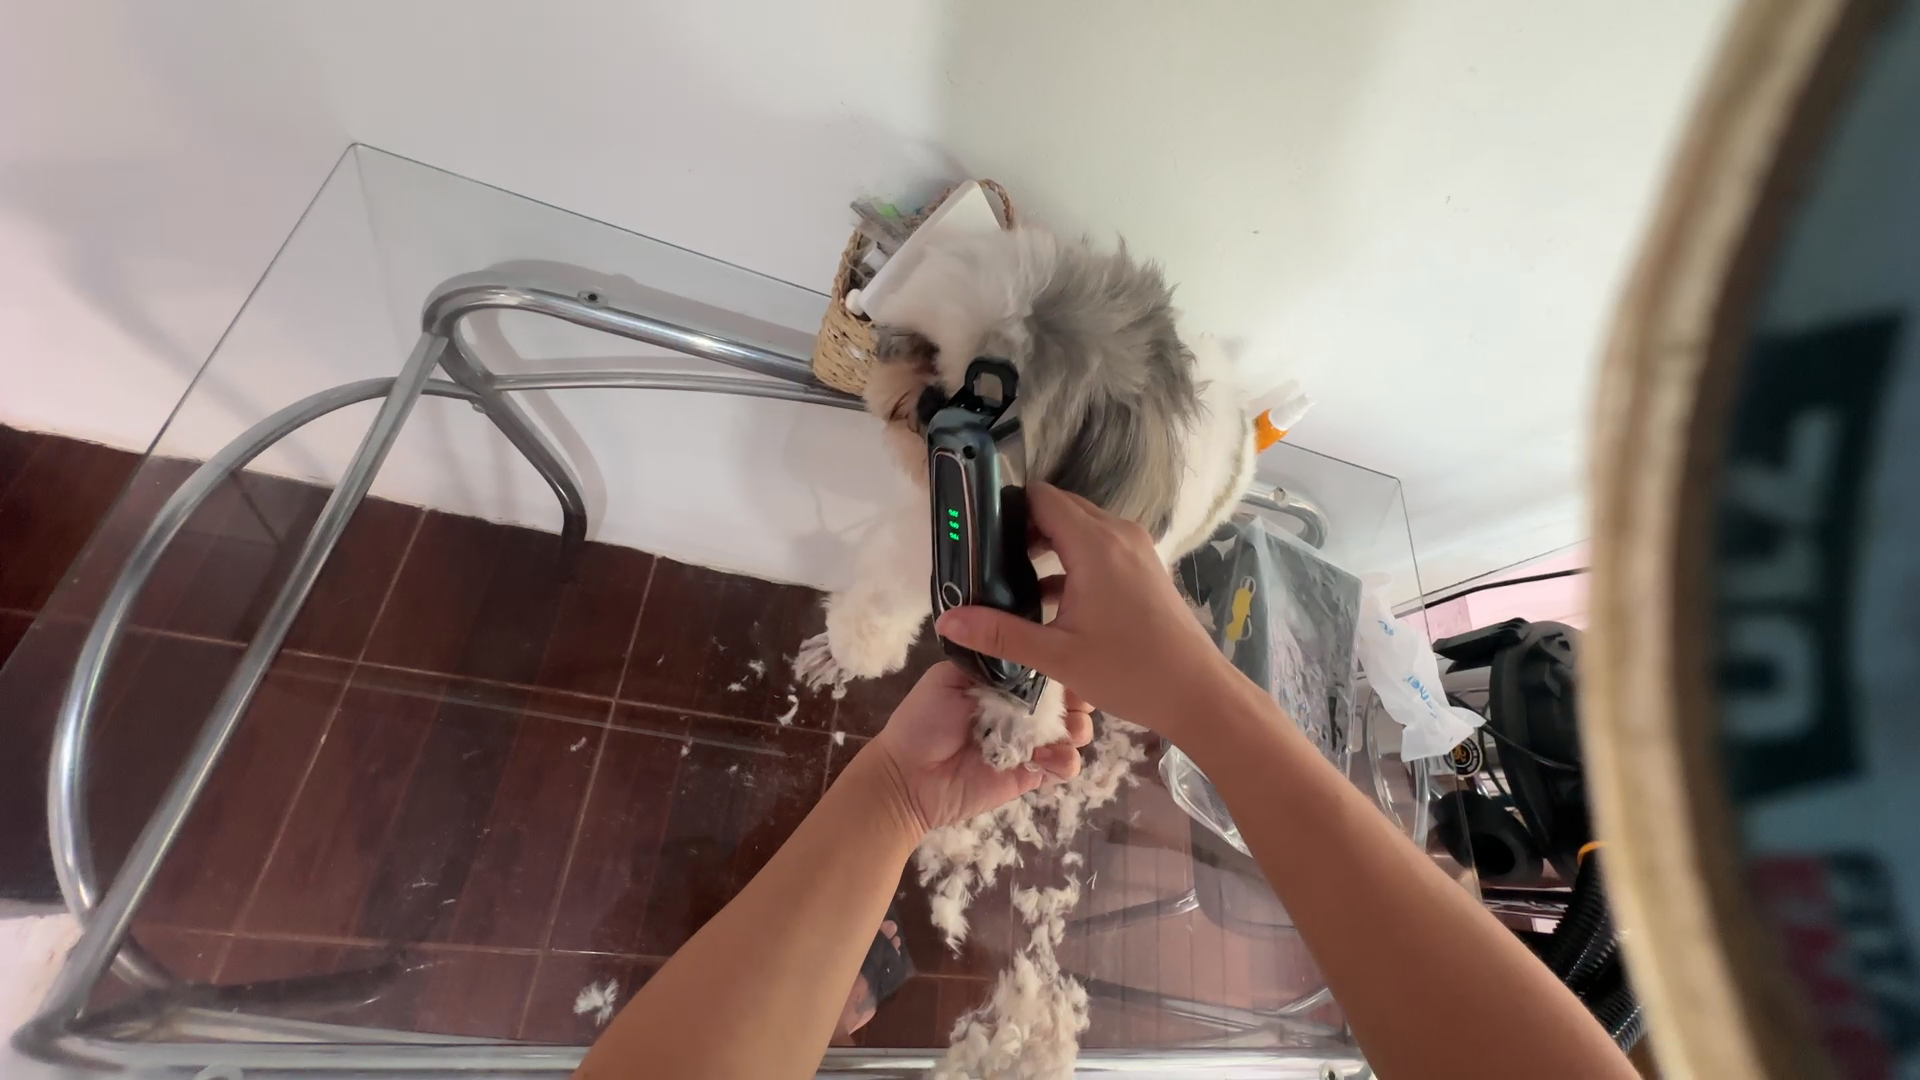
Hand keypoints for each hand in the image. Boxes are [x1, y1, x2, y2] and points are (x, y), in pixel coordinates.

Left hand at [867, 662, 1092, 833]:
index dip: (1061, 662)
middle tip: (1073, 700)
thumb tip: (1023, 647)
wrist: (909, 774)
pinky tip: (1041, 757)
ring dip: (1078, 727)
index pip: (1046, 666)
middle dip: (1080, 695)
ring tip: (1062, 730)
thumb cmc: (923, 720)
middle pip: (1071, 698)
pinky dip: (1064, 759)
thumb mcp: (948, 677)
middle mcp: (1025, 708)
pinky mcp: (1033, 773)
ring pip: (1077, 731)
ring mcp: (1032, 742)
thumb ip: (988, 662)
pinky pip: (1066, 766)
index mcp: (1007, 682)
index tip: (1065, 659)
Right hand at [932, 483, 1239, 738]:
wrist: (1197, 693)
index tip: (980, 535)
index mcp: (1094, 544)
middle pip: (1060, 507)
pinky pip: (1098, 545)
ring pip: (1080, 526)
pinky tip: (1049, 598)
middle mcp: (1117, 533)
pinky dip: (1071, 559)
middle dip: (1024, 527)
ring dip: (1048, 544)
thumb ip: (999, 633)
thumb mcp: (1056, 655)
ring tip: (1013, 578)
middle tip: (990, 560)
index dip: (1008, 509)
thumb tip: (947, 621)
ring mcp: (1135, 548)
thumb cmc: (1128, 672)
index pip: (1042, 497)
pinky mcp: (1143, 565)